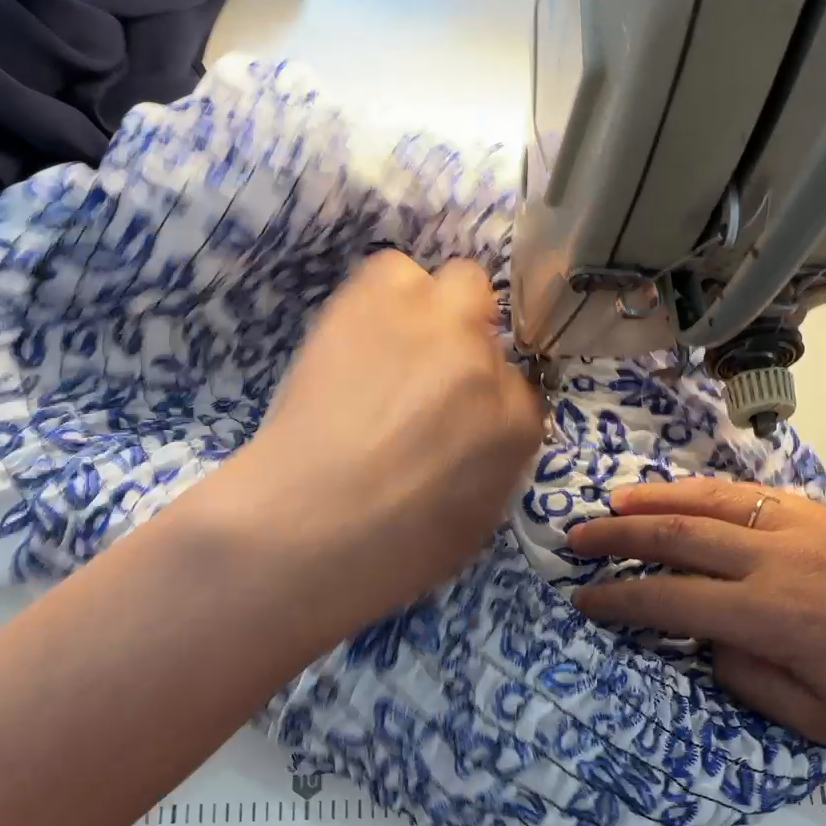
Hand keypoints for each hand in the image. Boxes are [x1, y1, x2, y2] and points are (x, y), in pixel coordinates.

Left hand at [240, 250, 543, 612]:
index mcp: (517, 428)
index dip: (480, 400)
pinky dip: (380, 296)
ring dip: (430, 310)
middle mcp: (486, 366)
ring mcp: (434, 326)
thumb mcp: (470, 527)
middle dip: (466, 341)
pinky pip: (392, 271)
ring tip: (386, 348)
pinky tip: (355, 336)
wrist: (308, 527)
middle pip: (491, 324)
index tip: (450, 417)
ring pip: (455, 283)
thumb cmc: (389, 554)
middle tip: (422, 376)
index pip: (518, 392)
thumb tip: (475, 442)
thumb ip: (490, 470)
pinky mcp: (374, 301)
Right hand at [567, 479, 825, 758]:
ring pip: (712, 501)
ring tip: (615, 499)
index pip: (668, 599)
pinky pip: (755, 495)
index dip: (617, 598)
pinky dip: (711, 492)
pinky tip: (692, 496)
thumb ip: (747, 677)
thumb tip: (710, 643)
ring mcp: (806, 529)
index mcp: (769, 616)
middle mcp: (776, 560)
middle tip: (574, 535)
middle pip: (677, 535)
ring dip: (656, 498)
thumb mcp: (816, 717)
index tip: (582, 598)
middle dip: (617, 535)